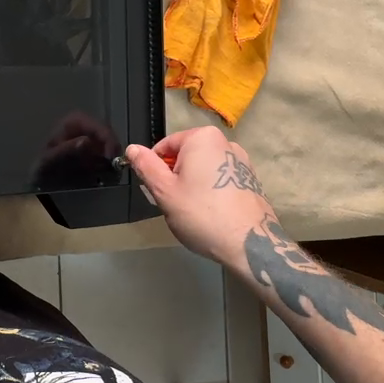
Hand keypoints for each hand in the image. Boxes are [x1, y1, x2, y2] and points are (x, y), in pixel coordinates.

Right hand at [122, 127, 274, 272]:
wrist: (250, 245)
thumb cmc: (202, 214)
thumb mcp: (164, 191)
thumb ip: (146, 166)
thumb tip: (132, 149)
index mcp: (202, 137)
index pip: (165, 146)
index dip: (155, 169)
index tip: (157, 192)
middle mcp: (225, 142)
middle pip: (186, 156)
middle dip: (175, 178)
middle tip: (174, 204)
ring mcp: (241, 161)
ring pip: (203, 169)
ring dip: (193, 186)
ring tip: (194, 213)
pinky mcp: (251, 180)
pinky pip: (221, 180)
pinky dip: (212, 192)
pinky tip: (212, 215)